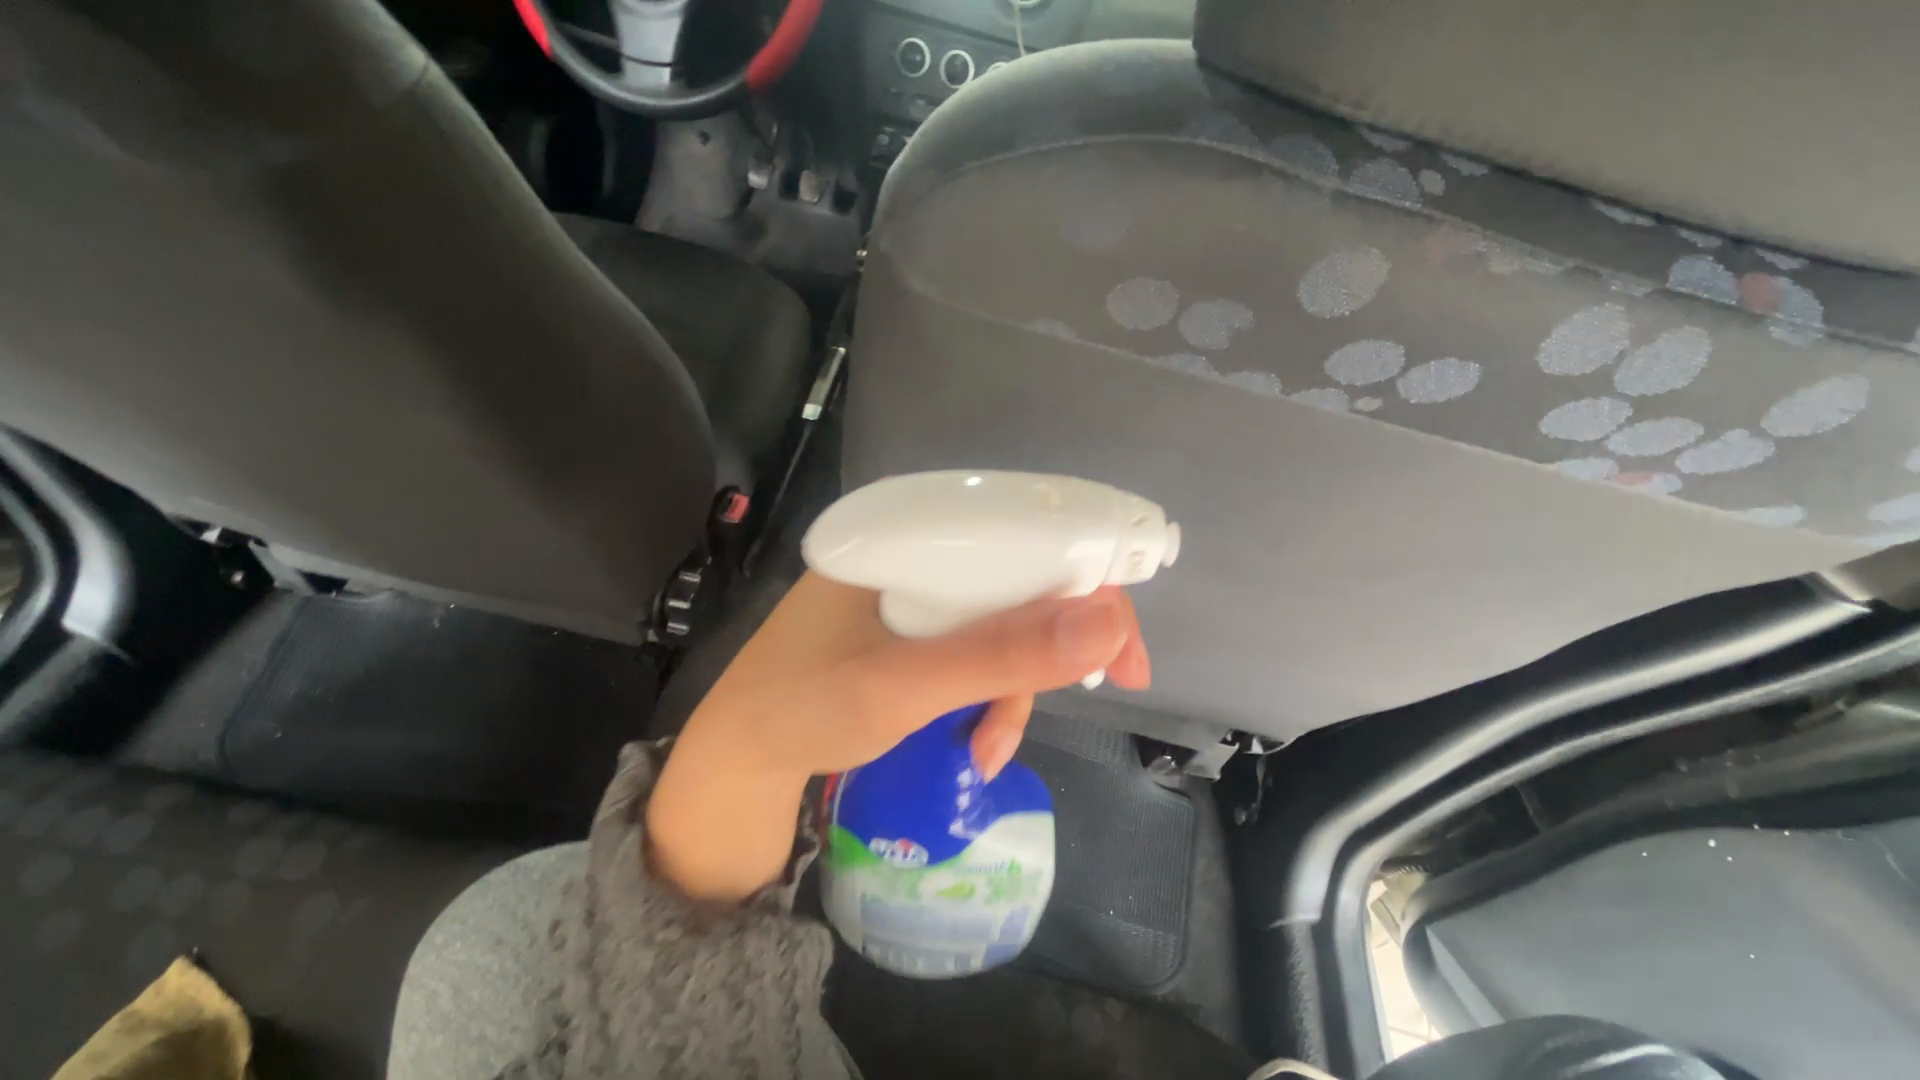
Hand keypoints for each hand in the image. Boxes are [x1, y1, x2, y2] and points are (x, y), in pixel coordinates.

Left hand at [646, 572, 1150, 901]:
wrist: (736, 764)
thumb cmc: (801, 709)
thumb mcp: (903, 686)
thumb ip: (1000, 655)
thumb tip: (1108, 622)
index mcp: (904, 537)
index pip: (1015, 529)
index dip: (1082, 567)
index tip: (1121, 630)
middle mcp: (914, 557)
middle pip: (1016, 577)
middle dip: (1059, 639)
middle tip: (1112, 679)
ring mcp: (912, 600)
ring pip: (1002, 624)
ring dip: (1016, 687)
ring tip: (991, 748)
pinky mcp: (910, 639)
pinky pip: (974, 655)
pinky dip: (989, 699)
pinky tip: (977, 747)